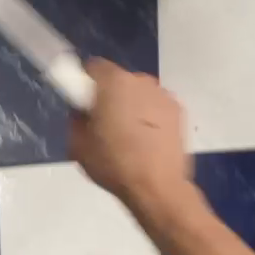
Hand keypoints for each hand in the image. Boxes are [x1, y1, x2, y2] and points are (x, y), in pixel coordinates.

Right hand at [69, 59, 195, 222]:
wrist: (156, 187)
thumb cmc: (113, 165)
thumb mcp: (77, 144)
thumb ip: (76, 118)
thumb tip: (83, 111)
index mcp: (113, 83)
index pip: (93, 67)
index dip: (84, 82)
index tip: (81, 101)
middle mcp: (141, 81)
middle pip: (118, 79)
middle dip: (109, 95)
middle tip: (103, 123)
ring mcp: (163, 94)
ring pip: (138, 93)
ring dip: (130, 106)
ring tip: (127, 136)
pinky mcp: (179, 110)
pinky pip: (155, 106)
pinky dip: (149, 117)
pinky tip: (145, 141)